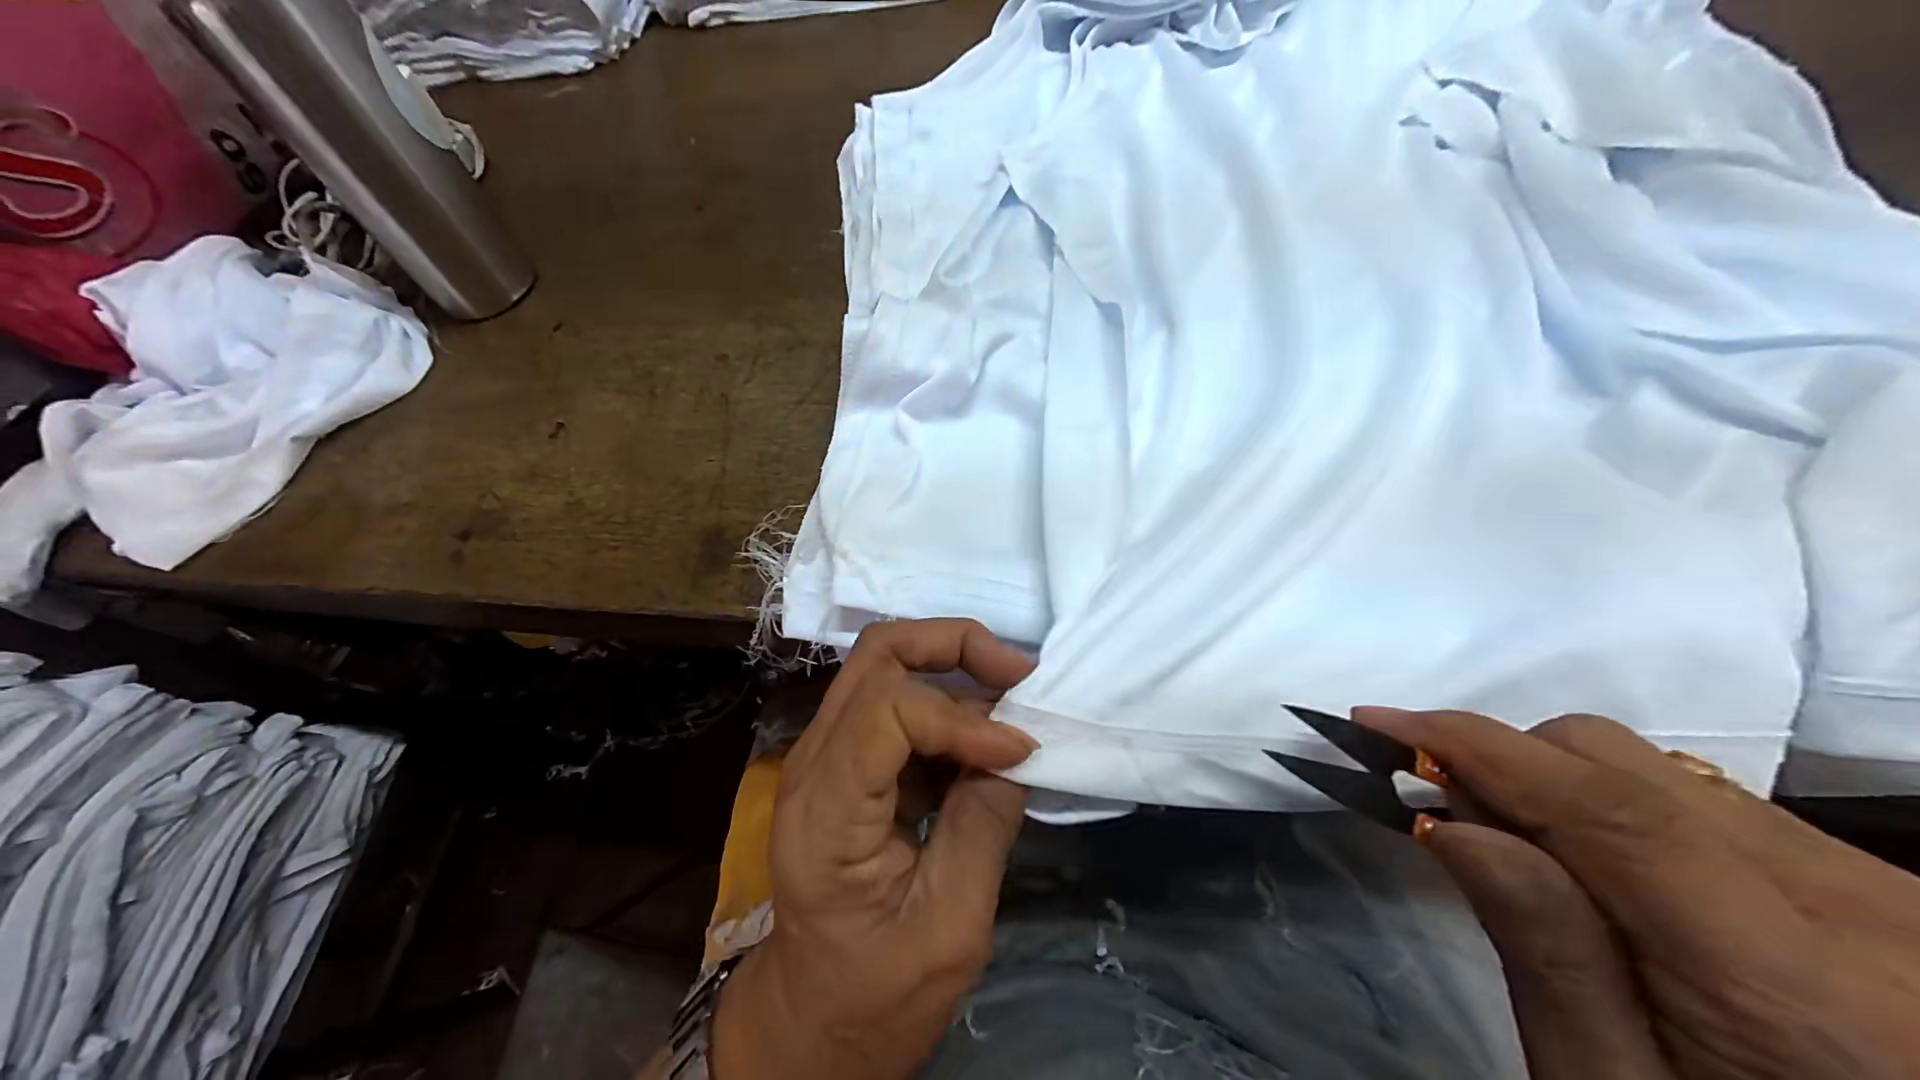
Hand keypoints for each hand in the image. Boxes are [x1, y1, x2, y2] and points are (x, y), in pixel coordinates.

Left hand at [711, 619, 1038, 1079]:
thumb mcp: (949, 927)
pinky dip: (948, 699)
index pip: (887, 710)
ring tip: (1012, 694)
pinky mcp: (848, 763)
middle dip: (954, 646)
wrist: (813, 1017)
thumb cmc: (875, 994)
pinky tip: (986, 731)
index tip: (1019, 748)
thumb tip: (1017, 749)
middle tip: (1018, 674)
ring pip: (885, 664)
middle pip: (878, 654)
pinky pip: (897, 701)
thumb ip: (984, 825)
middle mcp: (813, 763)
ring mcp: (825, 756)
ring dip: (953, 664)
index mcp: (826, 811)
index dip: (962, 716)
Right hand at [1357, 707, 1919, 1079]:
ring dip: (1555, 784)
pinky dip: (1615, 805)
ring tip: (1516, 844)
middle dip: (1506, 764)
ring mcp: (1886, 893)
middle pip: (1626, 765)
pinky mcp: (1880, 887)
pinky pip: (1705, 797)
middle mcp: (1869, 917)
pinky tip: (1597, 865)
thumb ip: (1546, 956)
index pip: (1612, 813)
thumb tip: (1453, 823)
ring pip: (1660, 769)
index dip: (1479, 747)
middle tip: (1441, 812)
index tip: (1375, 722)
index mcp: (1805, 997)